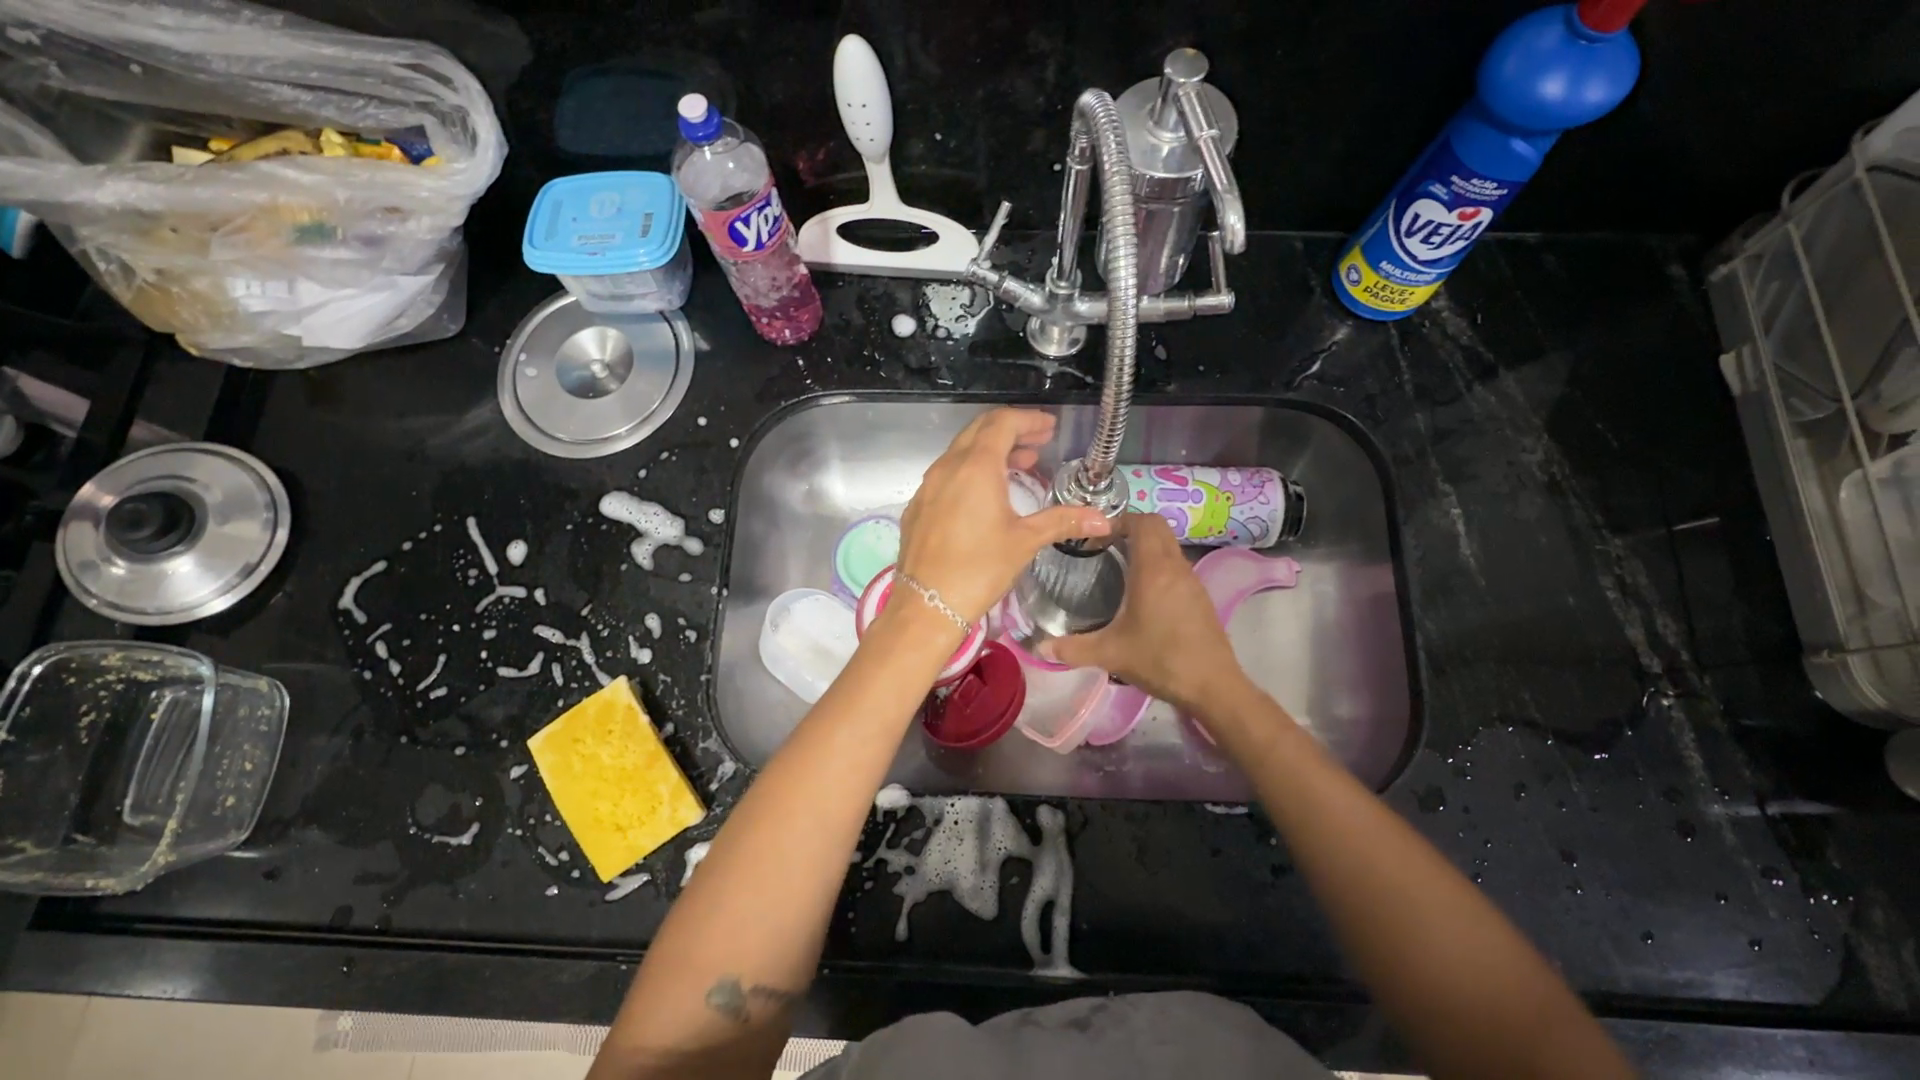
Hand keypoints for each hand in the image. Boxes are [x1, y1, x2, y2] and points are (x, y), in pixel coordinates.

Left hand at [896, 409, 1110, 623]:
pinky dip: (970, 472)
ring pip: (960, 452)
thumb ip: (1063, 521)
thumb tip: (1103, 519)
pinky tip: (985, 495)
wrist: (926, 606)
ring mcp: (928, 486)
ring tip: (1019, 466)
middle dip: (1011, 431)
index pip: (1002, 423)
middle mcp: (947, 467)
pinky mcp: (918, 507)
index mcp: (975, 467)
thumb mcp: (1025, 542)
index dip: (1028, 419)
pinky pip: (946, 475)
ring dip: (991, 452)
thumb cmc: (979, 569)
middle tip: (1039, 442)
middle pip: (979, 431)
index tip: (1049, 427)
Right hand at [1040, 513, 1252, 716]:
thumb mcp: (1110, 654)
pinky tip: (1142, 595)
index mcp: (1153, 569)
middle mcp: (1175, 567)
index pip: (1142, 521)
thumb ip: (1072, 648)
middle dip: (1132, 528)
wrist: (1213, 685)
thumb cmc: (1160, 660)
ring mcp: (1192, 581)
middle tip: (1105, 546)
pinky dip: (1159, 566)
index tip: (1096, 535)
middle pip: (1158, 528)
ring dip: (1147, 547)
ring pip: (1169, 547)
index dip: (1119, 520)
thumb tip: (1040, 648)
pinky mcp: (1200, 597)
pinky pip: (1177, 567)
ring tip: (1119, 567)